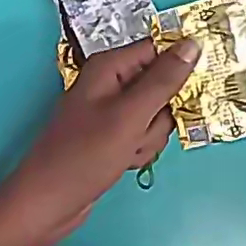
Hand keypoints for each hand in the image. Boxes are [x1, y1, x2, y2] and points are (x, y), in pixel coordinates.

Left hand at [0, 38, 199, 245]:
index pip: (157, 50)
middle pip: (161, 86)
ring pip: (156, 116)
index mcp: (109, 67)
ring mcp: (111, 112)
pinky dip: (139, 150)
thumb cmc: (85, 154)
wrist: (49, 201)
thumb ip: (164, 80)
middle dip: (160, 114)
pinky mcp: (113, 136)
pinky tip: (123, 161)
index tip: (196, 88)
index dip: (178, 67)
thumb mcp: (131, 115)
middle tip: (142, 129)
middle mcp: (110, 84)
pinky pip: (143, 136)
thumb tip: (192, 43)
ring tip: (126, 150)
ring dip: (149, 137)